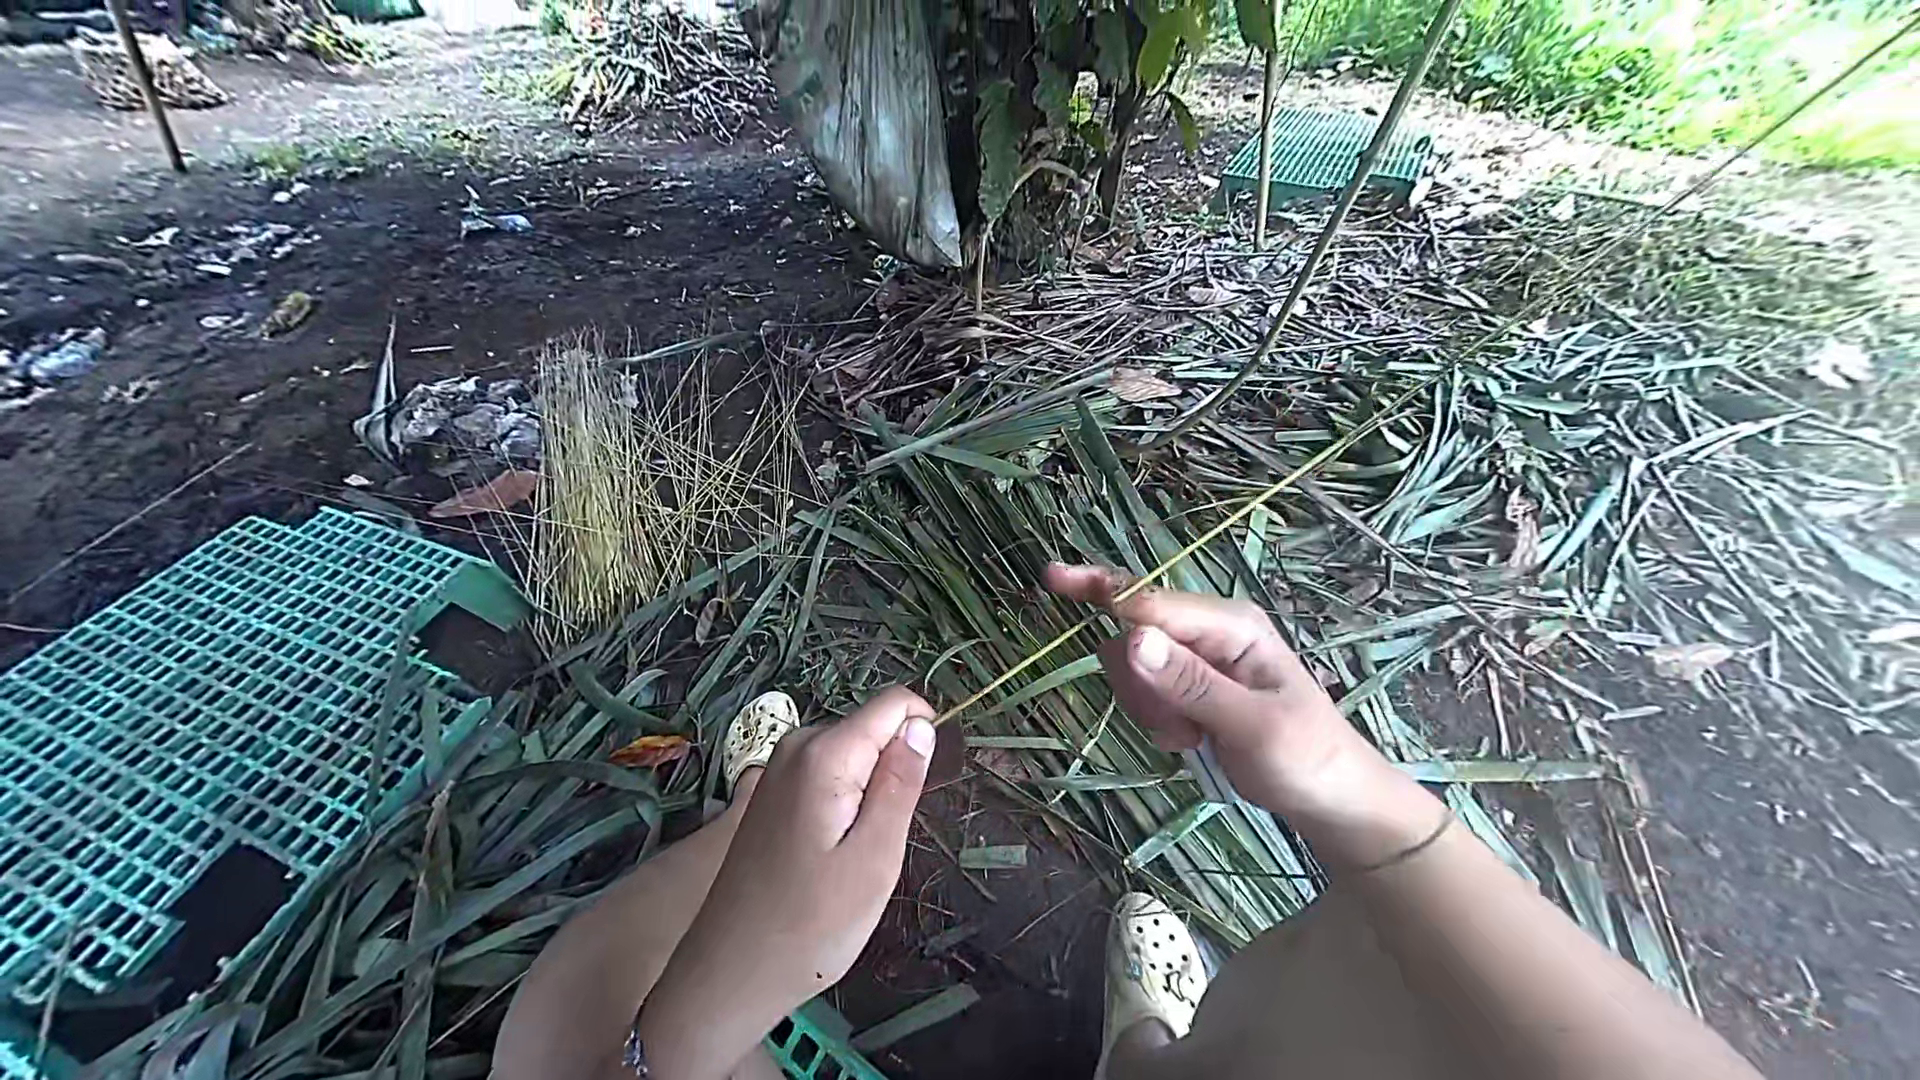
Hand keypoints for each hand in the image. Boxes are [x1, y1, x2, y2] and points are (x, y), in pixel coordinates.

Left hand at [636, 687, 934, 1079]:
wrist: (727, 975)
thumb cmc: (811, 926)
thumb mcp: (875, 858)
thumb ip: (901, 783)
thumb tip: (922, 725)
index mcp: (826, 753)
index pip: (895, 704)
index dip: (923, 735)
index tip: (922, 790)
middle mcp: (799, 743)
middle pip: (873, 728)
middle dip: (894, 769)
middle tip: (882, 838)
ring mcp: (780, 765)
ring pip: (854, 751)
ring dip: (870, 788)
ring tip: (855, 849)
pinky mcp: (772, 787)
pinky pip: (829, 770)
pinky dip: (845, 799)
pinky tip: (830, 849)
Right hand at [1043, 563, 1406, 829]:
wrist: (1328, 798)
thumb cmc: (1306, 757)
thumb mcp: (1253, 725)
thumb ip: (1190, 683)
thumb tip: (1129, 638)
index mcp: (1229, 623)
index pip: (1150, 601)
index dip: (1099, 588)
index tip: (1050, 577)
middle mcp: (1206, 628)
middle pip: (1130, 634)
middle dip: (1138, 684)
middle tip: (1176, 727)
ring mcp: (1193, 654)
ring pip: (1129, 664)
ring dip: (1147, 706)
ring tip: (1191, 735)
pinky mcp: (1183, 679)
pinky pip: (1139, 688)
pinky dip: (1153, 717)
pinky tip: (1188, 737)